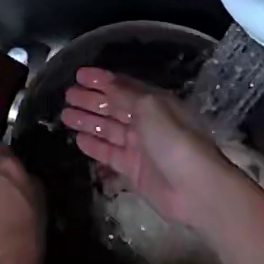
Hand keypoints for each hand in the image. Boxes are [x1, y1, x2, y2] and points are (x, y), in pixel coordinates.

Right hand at [60, 66, 237, 226]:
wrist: (197, 189)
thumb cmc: (173, 139)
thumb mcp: (149, 106)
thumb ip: (124, 93)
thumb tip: (106, 81)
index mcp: (153, 103)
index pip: (122, 87)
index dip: (101, 80)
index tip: (78, 74)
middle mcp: (146, 122)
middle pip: (113, 107)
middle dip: (90, 100)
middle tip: (67, 96)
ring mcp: (139, 147)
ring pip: (107, 130)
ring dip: (87, 121)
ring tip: (65, 116)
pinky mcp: (134, 171)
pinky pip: (109, 154)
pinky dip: (94, 146)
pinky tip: (78, 140)